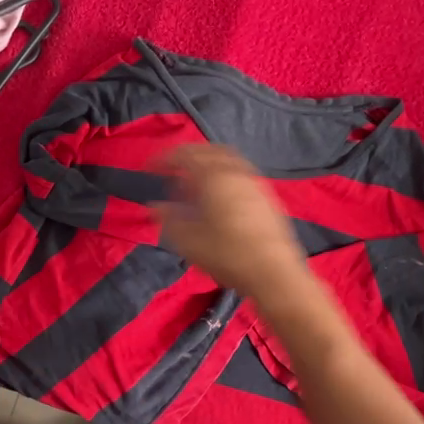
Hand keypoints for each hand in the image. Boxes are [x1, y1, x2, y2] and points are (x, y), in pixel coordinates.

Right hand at [154, 145, 307, 300]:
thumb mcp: (187, 241)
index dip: (164, 159)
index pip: (184, 155)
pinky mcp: (267, 197)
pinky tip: (218, 198)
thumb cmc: (226, 254)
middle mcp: (236, 172)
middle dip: (189, 157)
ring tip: (195, 185)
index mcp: (213, 177)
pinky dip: (224, 177)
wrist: (273, 272)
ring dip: (208, 166)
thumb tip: (156, 206)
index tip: (150, 169)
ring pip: (228, 162)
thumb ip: (168, 219)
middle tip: (174, 170)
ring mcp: (255, 183)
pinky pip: (240, 175)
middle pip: (209, 152)